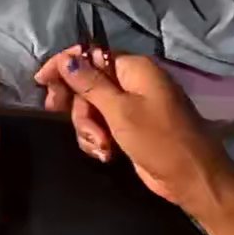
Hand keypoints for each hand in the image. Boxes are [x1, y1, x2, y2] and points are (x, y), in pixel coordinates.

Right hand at [33, 48, 233, 214]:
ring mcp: (130, 106)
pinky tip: (104, 153)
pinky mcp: (127, 128)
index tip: (41, 81)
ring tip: (100, 146)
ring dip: (87, 128)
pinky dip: (96, 139)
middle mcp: (131, 83)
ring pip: (89, 109)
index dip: (63, 65)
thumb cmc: (159, 140)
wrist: (192, 178)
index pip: (90, 56)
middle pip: (86, 84)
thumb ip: (90, 84)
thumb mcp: (119, 111)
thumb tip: (66, 60)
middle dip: (76, 105)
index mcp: (134, 69)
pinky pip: (99, 126)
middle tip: (57, 113)